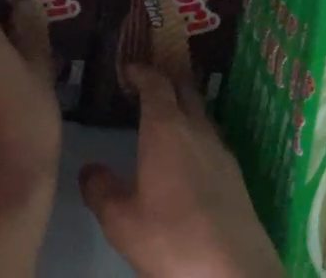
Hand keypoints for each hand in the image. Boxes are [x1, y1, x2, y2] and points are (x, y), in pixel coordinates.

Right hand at [79, 67, 283, 277]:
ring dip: (183, 107)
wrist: (235, 273)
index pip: (156, 83)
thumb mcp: (121, 220)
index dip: (141, 71)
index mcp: (166, 128)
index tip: (128, 68)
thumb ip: (100, 190)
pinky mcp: (237, 176)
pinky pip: (212, 139)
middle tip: (145, 84)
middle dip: (165, 80)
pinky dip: (196, 134)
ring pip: (201, 114)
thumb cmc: (171, 238)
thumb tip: (89, 169)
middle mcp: (197, 129)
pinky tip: (187, 157)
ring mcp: (222, 151)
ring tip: (164, 119)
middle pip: (184, 89)